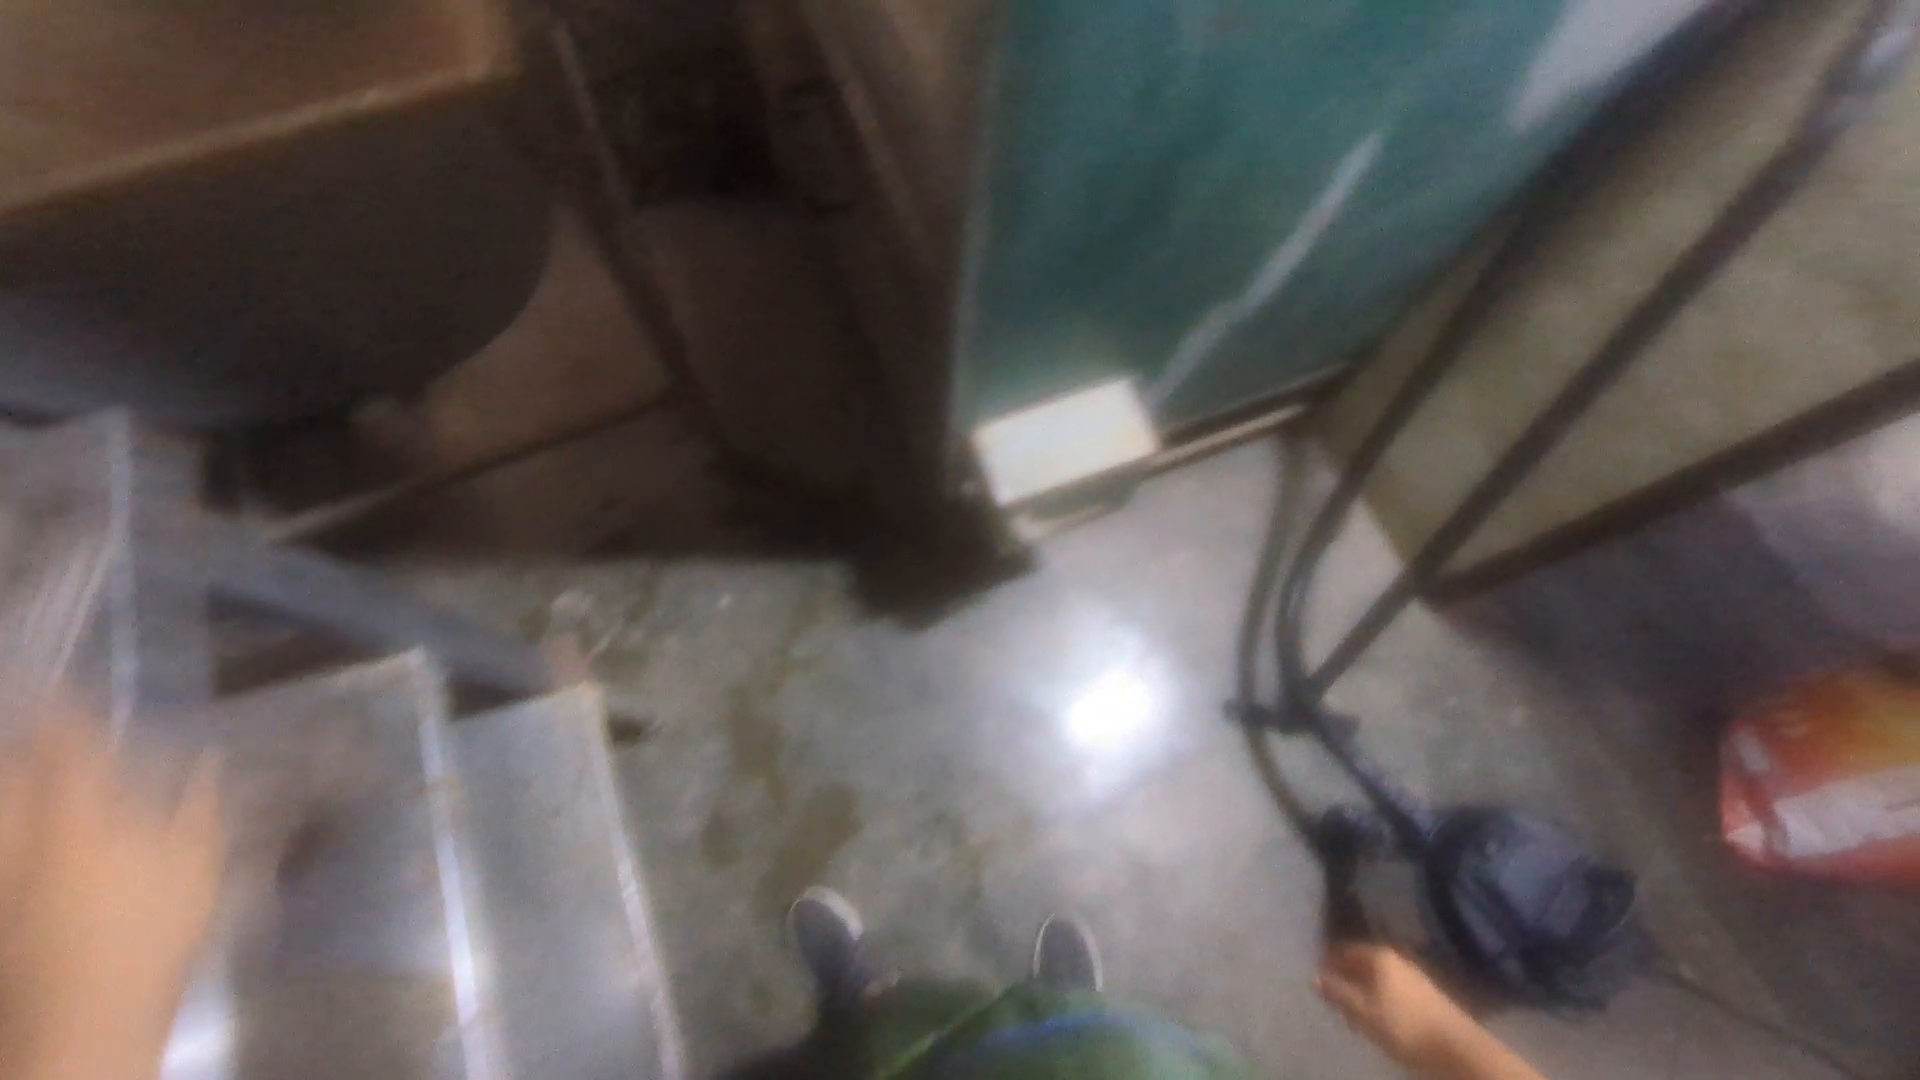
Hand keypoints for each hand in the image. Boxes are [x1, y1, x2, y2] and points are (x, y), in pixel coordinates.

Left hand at [0, 706, 225, 1079]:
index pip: (67, 748)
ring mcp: (7, 869)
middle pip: (15, 776)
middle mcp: (29, 833)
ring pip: (6, 809)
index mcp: (83, 815)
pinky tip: (44, 826)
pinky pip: (10, 841)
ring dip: (22, 783)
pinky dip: (23, 822)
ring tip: (40, 769)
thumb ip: (200, 805)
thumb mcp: (198, 859)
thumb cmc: (154, 923)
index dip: (65, 711)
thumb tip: (208, 761)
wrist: (87, 1007)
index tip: (62, 680)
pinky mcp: (4, 900)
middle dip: (29, 746)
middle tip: (46, 723)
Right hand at [1316, 943, 1478, 1071]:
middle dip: (1347, 978)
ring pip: (1380, 978)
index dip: (1329, 963)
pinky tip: (1382, 1018)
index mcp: (1378, 956)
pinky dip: (1382, 1000)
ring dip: (1365, 991)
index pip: (1345, 950)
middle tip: (1335, 999)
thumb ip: (1337, 993)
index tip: (1319, 979)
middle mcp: (1397, 959)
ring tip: (1356, 1013)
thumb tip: (1314, 977)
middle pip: (1363, 963)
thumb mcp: (1362, 1012)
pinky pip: (1395, 991)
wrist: (1459, 1050)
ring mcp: (1416, 976)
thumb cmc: (1404, 1026)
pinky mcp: (1429, 996)